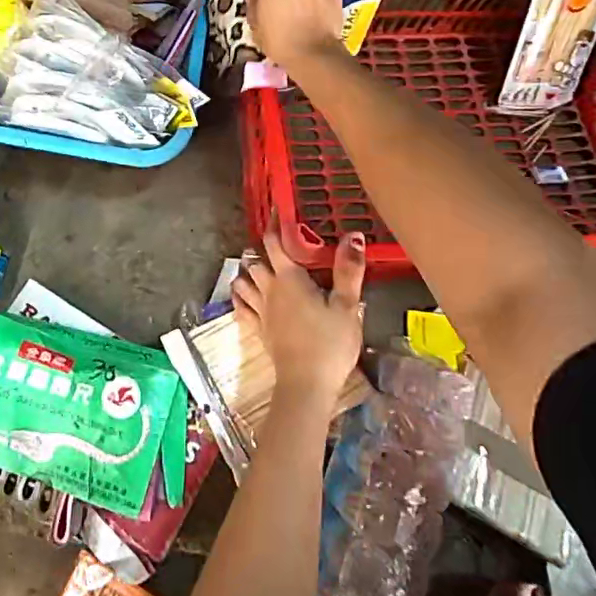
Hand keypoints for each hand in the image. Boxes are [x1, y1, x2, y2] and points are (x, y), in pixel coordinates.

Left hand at [232, 227, 365, 406]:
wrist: (306, 386)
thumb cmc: (329, 344)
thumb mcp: (347, 305)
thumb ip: (348, 270)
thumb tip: (353, 235)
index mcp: (290, 279)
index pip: (276, 244)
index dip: (276, 225)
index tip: (278, 209)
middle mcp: (270, 290)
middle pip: (257, 261)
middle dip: (263, 248)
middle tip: (277, 241)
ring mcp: (261, 312)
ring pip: (245, 282)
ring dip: (249, 271)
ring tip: (259, 265)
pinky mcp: (259, 332)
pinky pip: (242, 307)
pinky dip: (241, 296)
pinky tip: (245, 295)